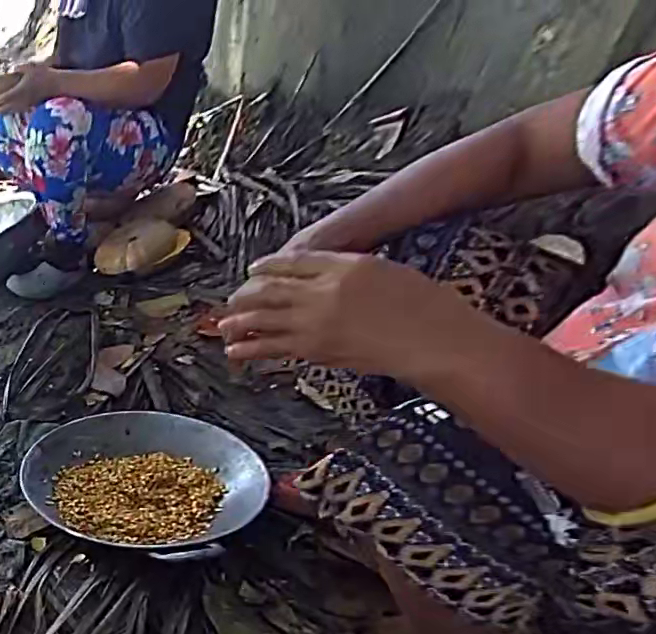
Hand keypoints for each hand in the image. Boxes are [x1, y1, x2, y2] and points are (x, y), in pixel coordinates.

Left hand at [0, 63, 60, 112]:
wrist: (56, 86)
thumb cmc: (44, 75)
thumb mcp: (30, 68)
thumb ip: (20, 69)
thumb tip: (13, 68)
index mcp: (16, 93)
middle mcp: (17, 102)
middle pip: (1, 108)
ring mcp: (22, 106)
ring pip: (6, 111)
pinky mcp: (26, 107)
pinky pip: (13, 110)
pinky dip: (5, 111)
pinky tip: (2, 112)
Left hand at [218, 251, 493, 379]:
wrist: (432, 339)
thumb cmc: (419, 303)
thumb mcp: (383, 271)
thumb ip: (345, 271)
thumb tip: (314, 279)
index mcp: (346, 265)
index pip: (294, 261)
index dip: (268, 265)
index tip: (253, 269)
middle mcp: (325, 291)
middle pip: (270, 288)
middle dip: (245, 295)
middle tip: (230, 301)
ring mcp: (316, 321)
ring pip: (264, 317)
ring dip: (238, 322)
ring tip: (223, 326)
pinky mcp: (312, 348)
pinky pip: (271, 346)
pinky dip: (249, 347)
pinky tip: (235, 349)